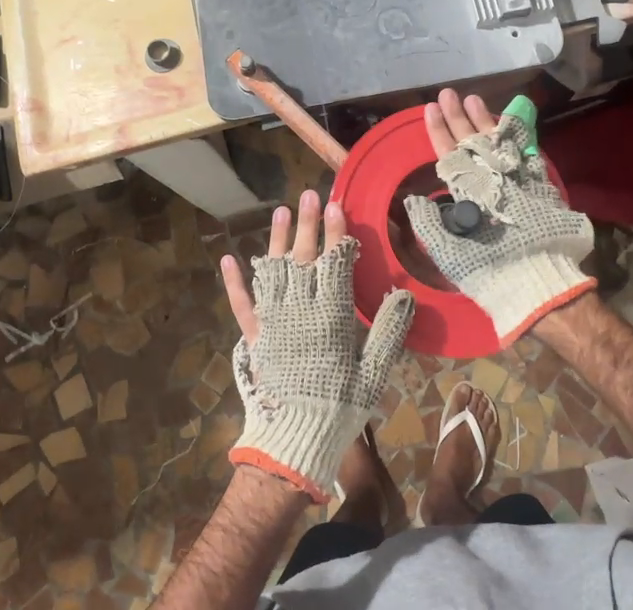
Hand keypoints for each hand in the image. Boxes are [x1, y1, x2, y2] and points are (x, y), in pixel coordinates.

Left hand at [217, 190, 415, 502]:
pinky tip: (228, 258)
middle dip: (308, 225)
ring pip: (273, 272)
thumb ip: (389, 331)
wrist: (294, 438)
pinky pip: (242, 305)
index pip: (334, 265)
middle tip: (310, 195)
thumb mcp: (374, 373)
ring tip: (281, 212)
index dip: (336, 235)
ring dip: (276, 241)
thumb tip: (403, 294)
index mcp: (331, 316)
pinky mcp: (254, 337)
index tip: (337, 207)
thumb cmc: (339, 406)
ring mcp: (273, 321)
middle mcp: (299, 310)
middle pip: (303, 259)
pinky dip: (235, 282)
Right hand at [405, 89, 596, 345]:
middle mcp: (492, 178)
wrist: (536, 281)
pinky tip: (511, 125)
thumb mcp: (448, 252)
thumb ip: (429, 223)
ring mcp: (518, 179)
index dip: (438, 130)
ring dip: (484, 120)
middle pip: (472, 140)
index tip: (430, 107)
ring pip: (498, 141)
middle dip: (457, 117)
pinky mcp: (539, 187)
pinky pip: (525, 154)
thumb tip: (414, 201)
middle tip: (448, 94)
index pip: (448, 152)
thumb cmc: (488, 270)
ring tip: (474, 100)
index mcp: (467, 192)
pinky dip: (516, 137)